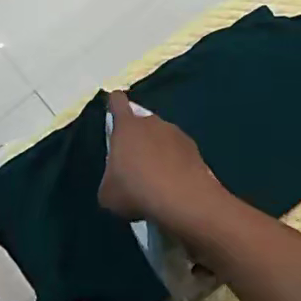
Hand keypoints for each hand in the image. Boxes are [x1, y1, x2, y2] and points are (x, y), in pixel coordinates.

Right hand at [98, 90, 219, 222]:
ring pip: (161, 135)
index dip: (114, 103)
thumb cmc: (135, 190)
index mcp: (127, 126)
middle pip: (141, 121)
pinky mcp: (193, 147)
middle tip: (133, 159)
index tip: (113, 108)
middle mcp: (152, 122)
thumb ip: (110, 177)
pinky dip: (174, 160)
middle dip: (137, 136)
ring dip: (157, 148)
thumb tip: (117, 178)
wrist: (182, 198)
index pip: (118, 102)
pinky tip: (172, 179)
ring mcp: (176, 132)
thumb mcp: (107, 192)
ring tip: (154, 173)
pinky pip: (177, 149)